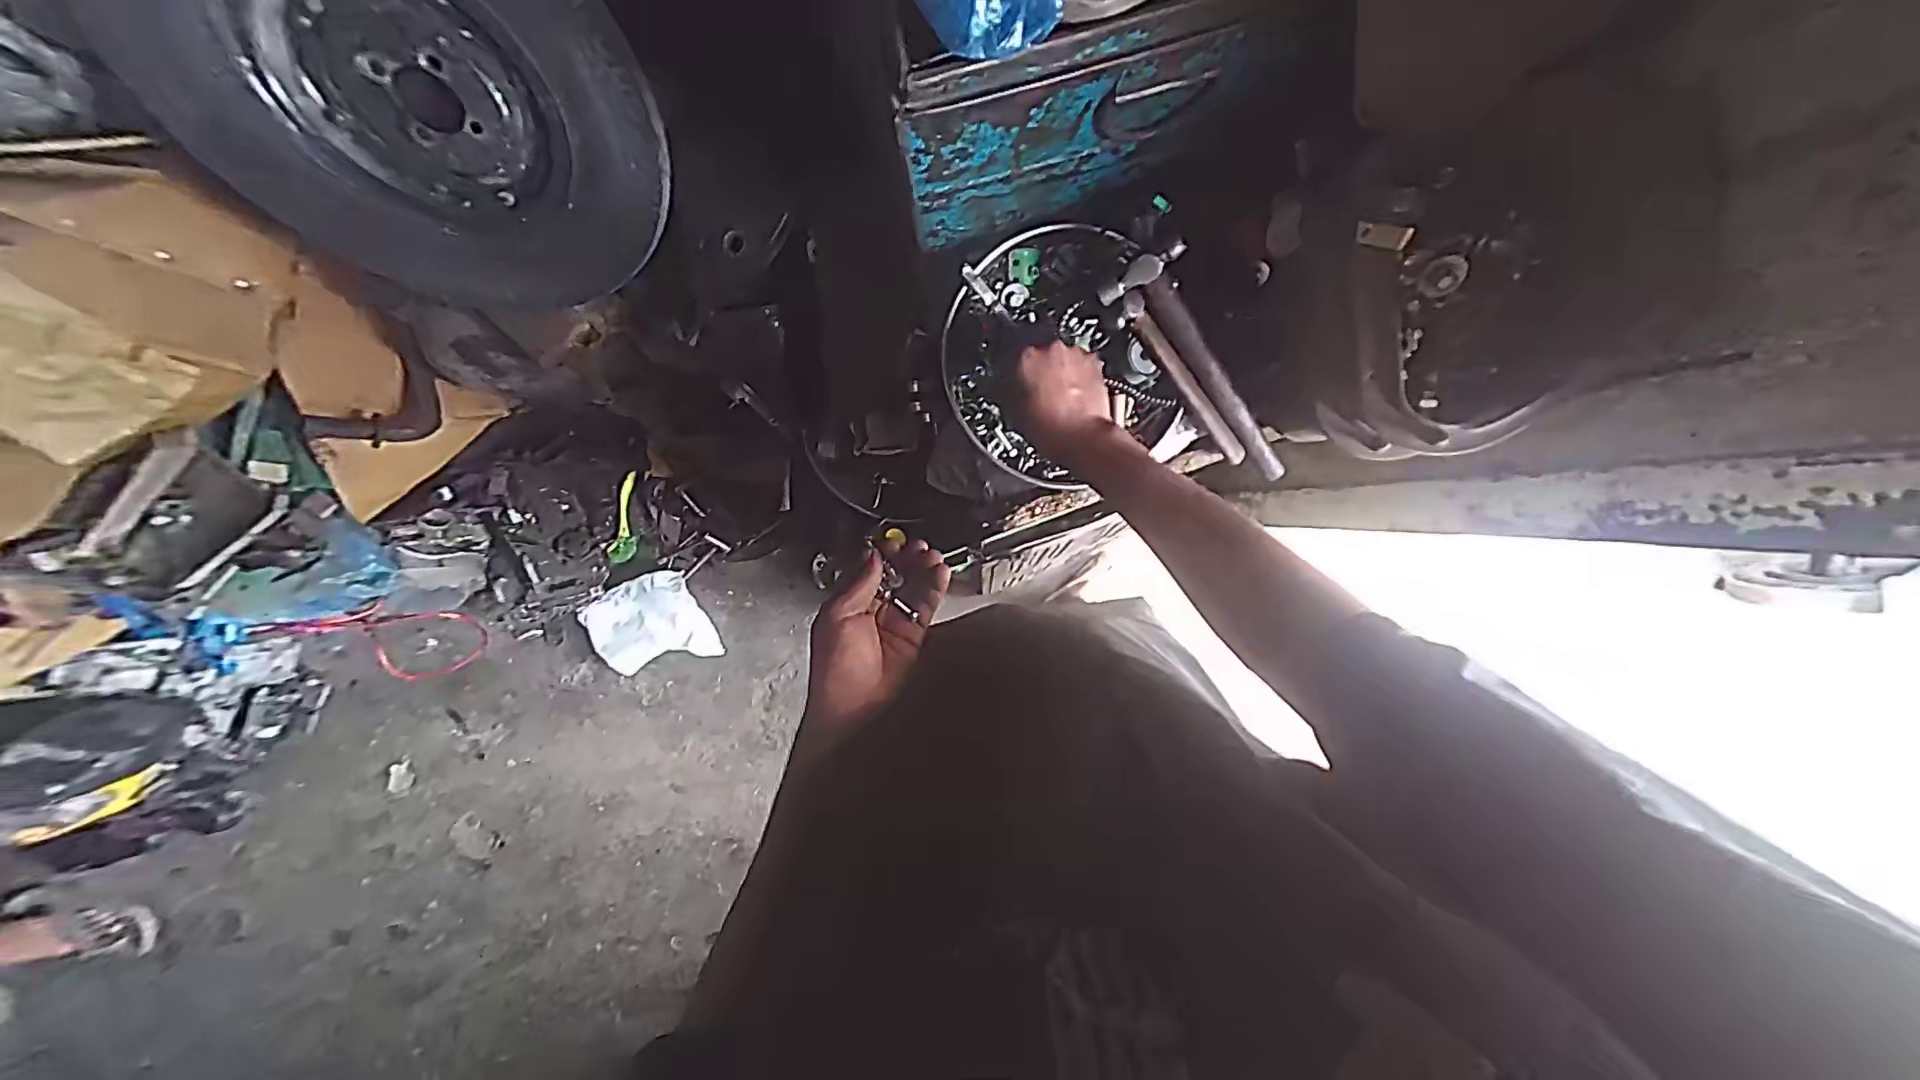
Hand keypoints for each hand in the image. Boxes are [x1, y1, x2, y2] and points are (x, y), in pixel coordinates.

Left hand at [800, 534, 951, 752]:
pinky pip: (924, 608)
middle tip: (918, 547)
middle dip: (906, 560)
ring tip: (932, 556)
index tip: (894, 543)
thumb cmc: (835, 673)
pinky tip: (938, 575)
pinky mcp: (912, 639)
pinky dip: (933, 589)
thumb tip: (872, 556)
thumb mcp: (836, 617)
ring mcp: (891, 626)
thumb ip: (857, 583)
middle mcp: (869, 613)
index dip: (882, 555)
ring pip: (911, 589)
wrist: (855, 711)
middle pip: (892, 577)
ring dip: (921, 571)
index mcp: (846, 604)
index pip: (868, 570)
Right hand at [1012, 341, 1123, 463]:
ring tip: (1060, 397)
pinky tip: (1075, 395)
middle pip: (1044, 354)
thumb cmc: (1051, 428)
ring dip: (1062, 371)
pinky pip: (1082, 365)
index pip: (1018, 356)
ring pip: (1065, 358)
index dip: (1019, 372)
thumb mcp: (1015, 411)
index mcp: (1028, 358)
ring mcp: (1077, 356)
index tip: (1020, 382)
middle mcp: (1053, 350)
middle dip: (1042, 370)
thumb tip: (1011, 389)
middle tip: (1040, 392)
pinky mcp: (1096, 366)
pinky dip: (1079, 376)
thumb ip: (1011, 391)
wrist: (1082, 438)